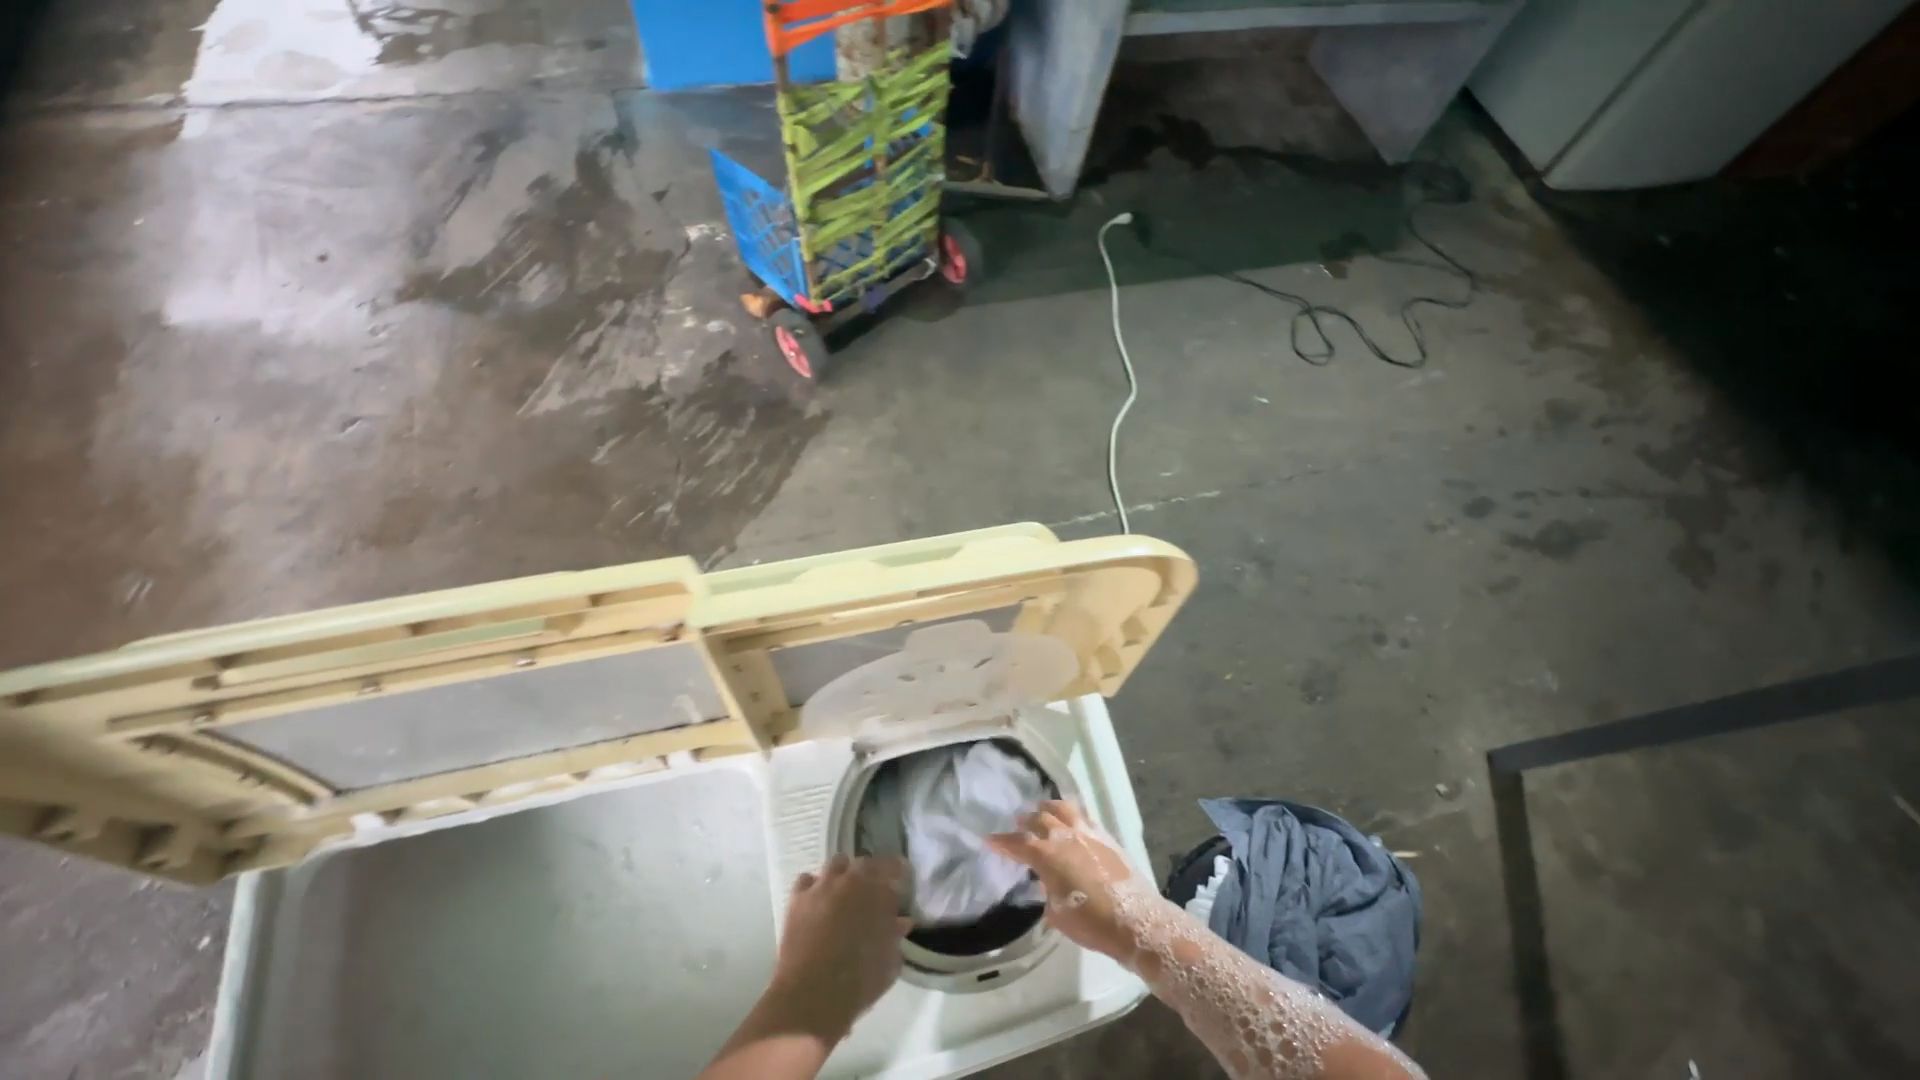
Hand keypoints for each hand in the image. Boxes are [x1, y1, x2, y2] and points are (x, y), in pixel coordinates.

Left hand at [765, 854, 912, 1040]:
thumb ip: (895, 936)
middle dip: (871, 873)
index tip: (901, 878)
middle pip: (864, 864)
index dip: (898, 871)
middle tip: (873, 890)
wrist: (812, 995)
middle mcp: (850, 880)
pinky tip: (817, 901)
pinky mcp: (797, 898)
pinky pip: (807, 880)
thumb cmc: (859, 981)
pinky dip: (815, 886)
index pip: (893, 867)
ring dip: (843, 874)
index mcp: (878, 892)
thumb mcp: (890, 963)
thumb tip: (900, 922)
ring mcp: (822, 886)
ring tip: (844, 892)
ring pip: (836, 864)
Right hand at [987, 800, 1145, 962]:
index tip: (989, 840)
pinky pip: (1083, 816)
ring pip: (1063, 809)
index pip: (1018, 843)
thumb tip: (1046, 881)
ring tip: (1042, 810)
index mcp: (1048, 856)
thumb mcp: (1057, 913)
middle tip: (1017, 825)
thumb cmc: (1091, 924)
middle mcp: (1065, 838)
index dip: (1002, 842)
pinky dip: (1071, 814)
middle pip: (1039, 819)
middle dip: (1025, 822)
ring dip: (1048, 809)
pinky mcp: (1106, 837)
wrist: (1136, 922)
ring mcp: (1088, 834)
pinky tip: (1071, 822)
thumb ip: (1047, 890)